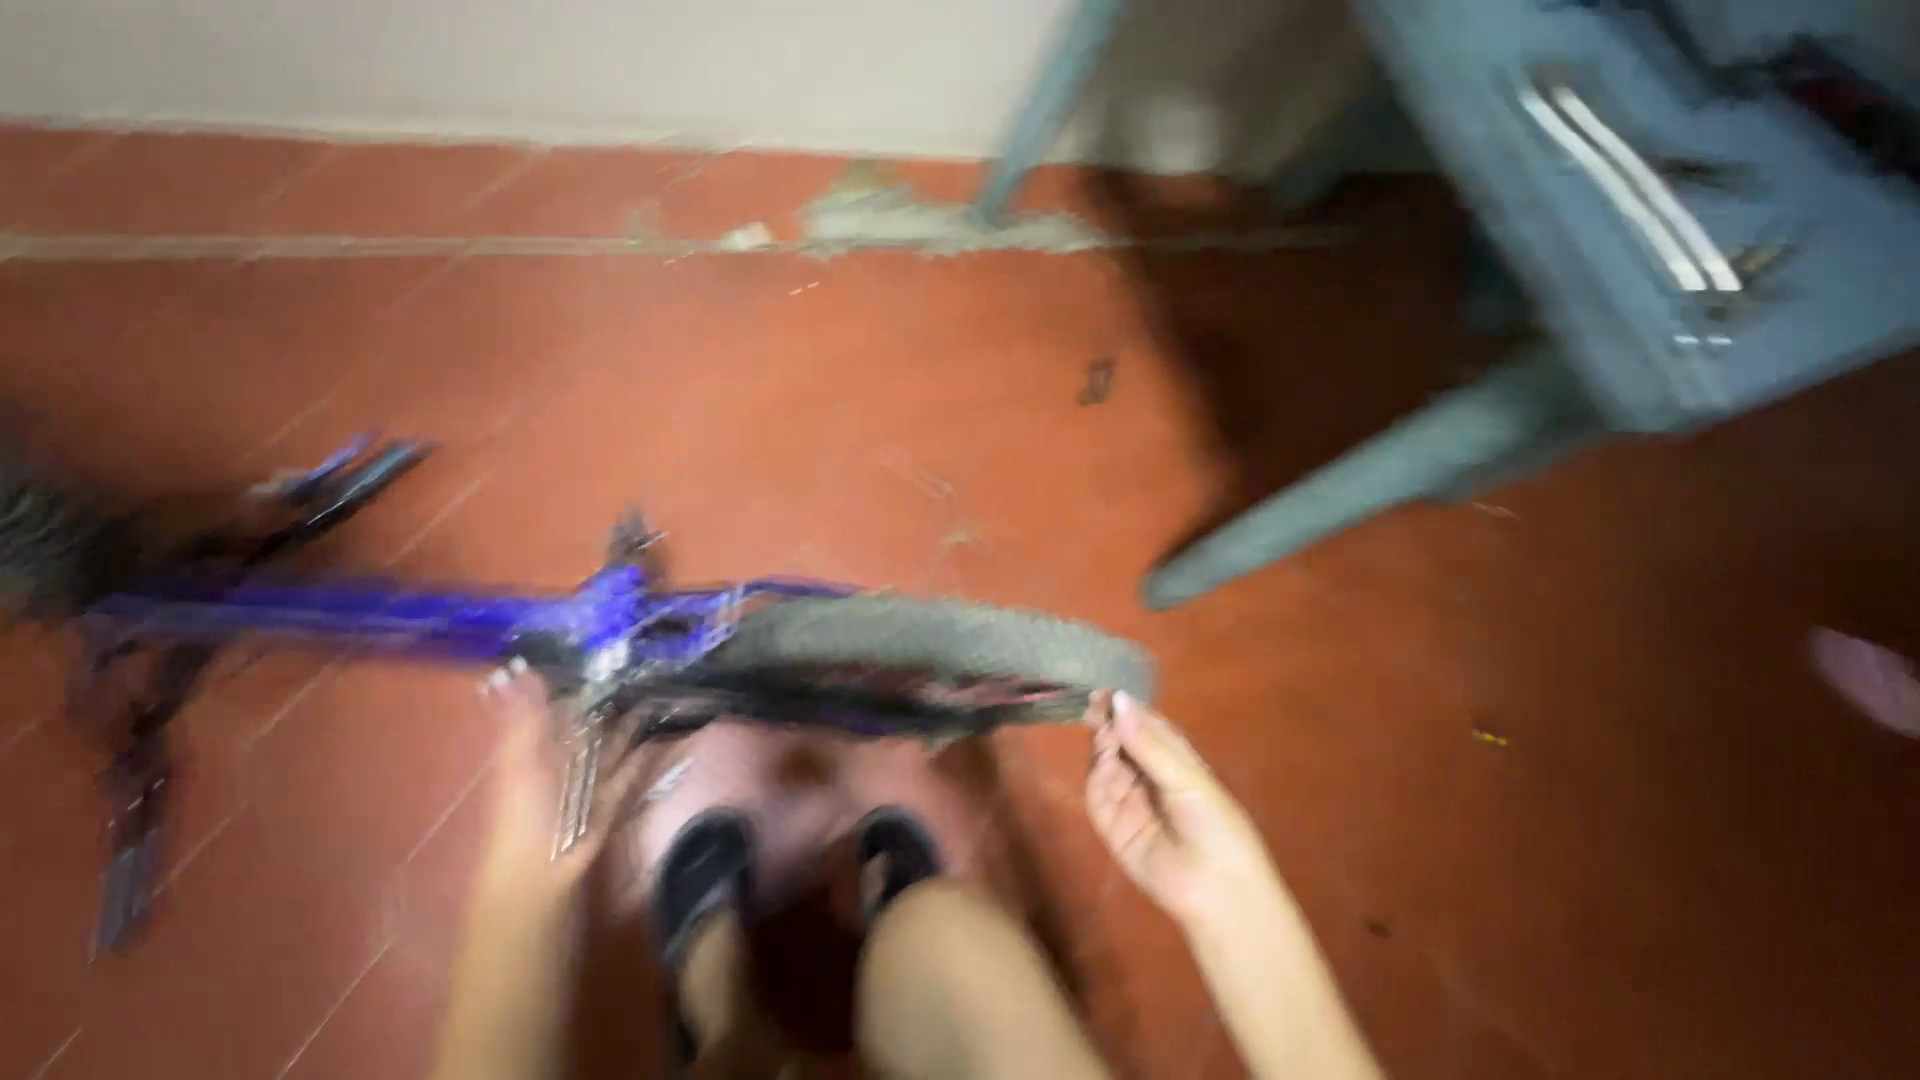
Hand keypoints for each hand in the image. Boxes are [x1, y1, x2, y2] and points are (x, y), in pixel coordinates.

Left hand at [474, 667, 654, 906]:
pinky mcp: (610, 804)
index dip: (576, 686)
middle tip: (643, 671)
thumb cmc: (523, 812)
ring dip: (630, 727)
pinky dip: (644, 758)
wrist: (540, 871)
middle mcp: (561, 765)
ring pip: (610, 749)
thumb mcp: (519, 758)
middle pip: (588, 729)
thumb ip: (521, 716)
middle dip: (611, 705)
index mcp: (534, 751)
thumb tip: (515, 668)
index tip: (603, 659)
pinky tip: (662, 737)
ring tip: (659, 696)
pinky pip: (629, 775)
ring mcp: (587, 785)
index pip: (555, 712)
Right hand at [1084, 691, 1278, 926]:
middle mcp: (1147, 775)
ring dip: (1102, 748)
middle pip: (1119, 741)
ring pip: (1104, 764)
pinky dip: (1097, 777)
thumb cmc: (1217, 827)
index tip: (1105, 691)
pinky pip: (1097, 795)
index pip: (1143, 724)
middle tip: (1095, 709)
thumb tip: (1118, 699)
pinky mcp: (1112, 825)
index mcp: (1173, 759)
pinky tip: (1103, 764)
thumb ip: (1149, 743)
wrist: (1218, 890)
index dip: (1125, 708)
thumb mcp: (1187, 778)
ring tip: (1105, 737)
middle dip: (1107, 724)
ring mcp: (1128, 800)